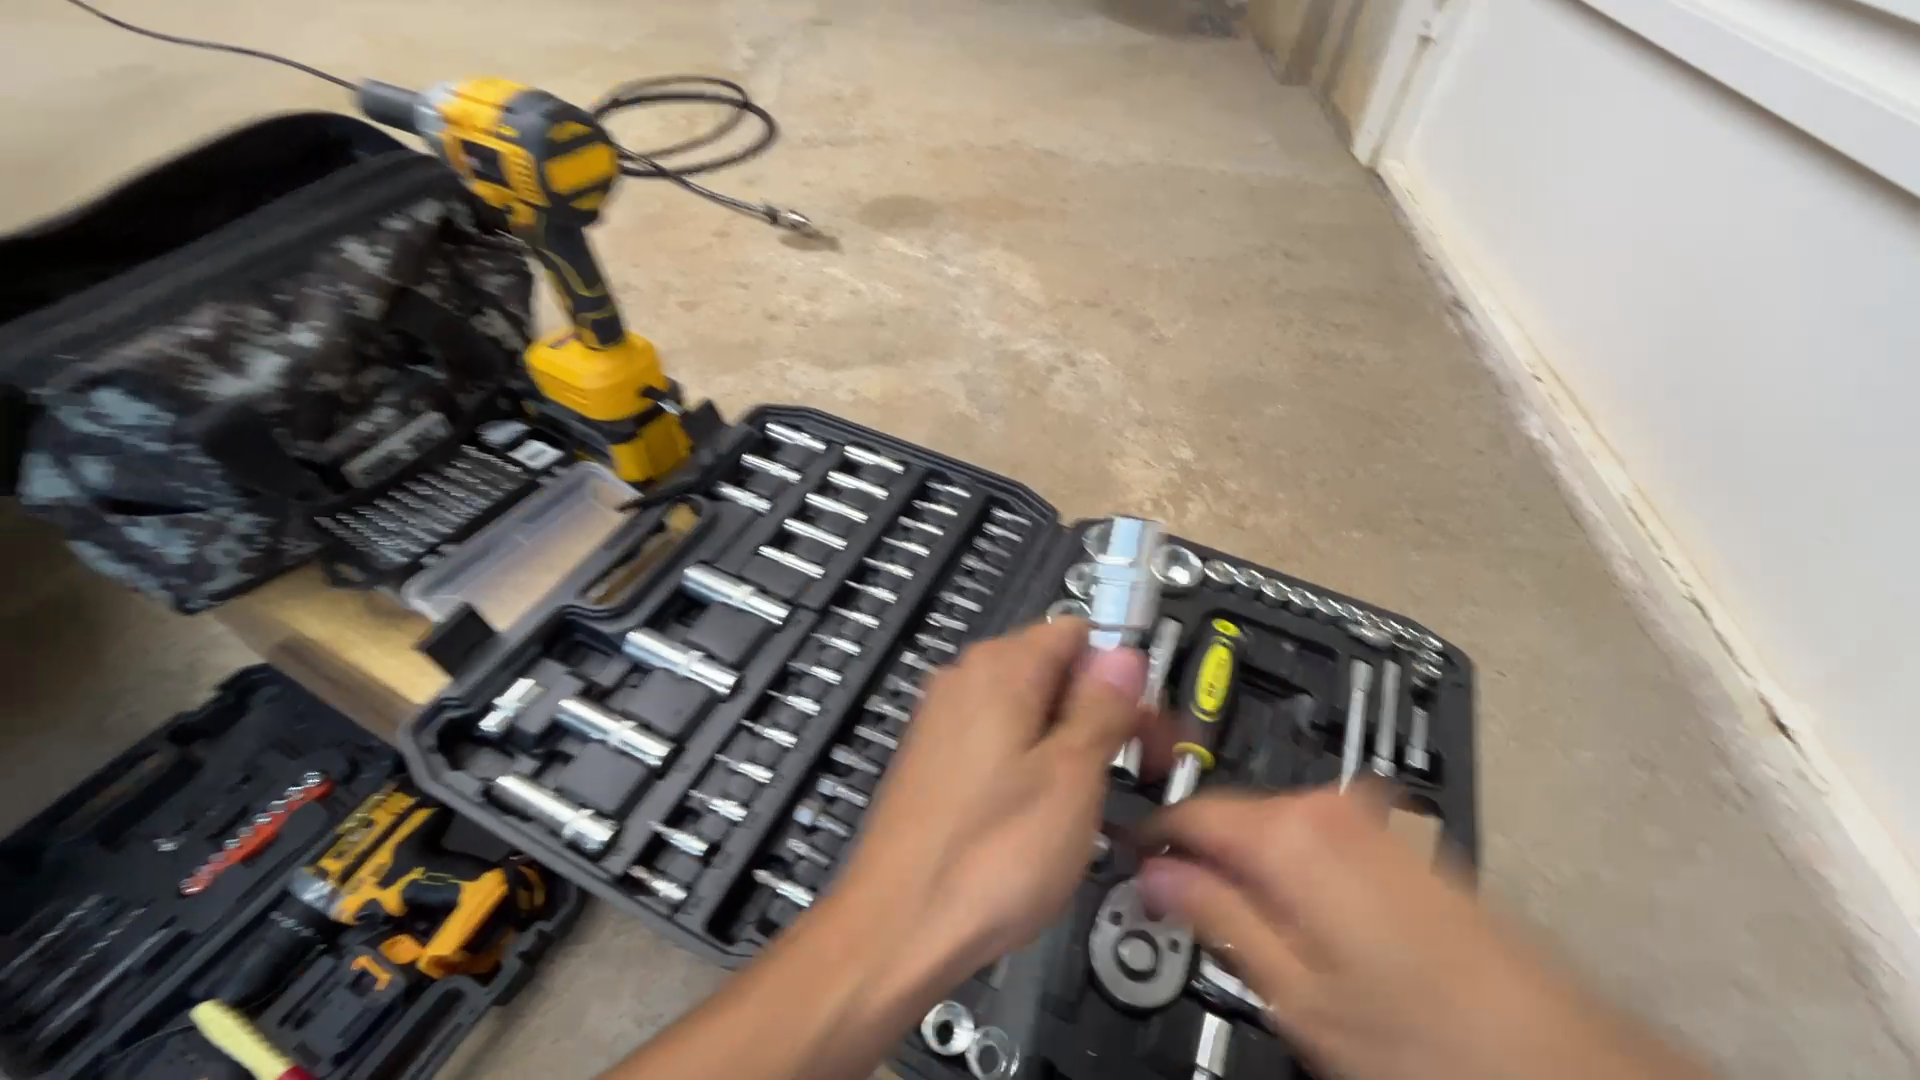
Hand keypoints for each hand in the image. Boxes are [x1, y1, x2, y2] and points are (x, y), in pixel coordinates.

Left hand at [830, 617, 1146, 998]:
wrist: (898, 929)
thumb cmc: (987, 858)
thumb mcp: (1071, 776)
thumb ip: (1103, 705)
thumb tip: (1124, 656)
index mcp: (999, 669)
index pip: (1080, 634)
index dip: (1124, 677)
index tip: (1148, 728)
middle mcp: (963, 683)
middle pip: (1053, 671)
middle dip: (1099, 712)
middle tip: (1130, 772)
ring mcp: (943, 723)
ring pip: (1027, 712)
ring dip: (1067, 745)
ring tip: (1084, 805)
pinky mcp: (934, 764)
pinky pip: (997, 744)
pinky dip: (1029, 767)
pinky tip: (1040, 818)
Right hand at [1138, 789, 1719, 1079]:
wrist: (1559, 1061)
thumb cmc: (1431, 1042)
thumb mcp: (1294, 991)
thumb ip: (1215, 917)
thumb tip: (1159, 878)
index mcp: (1294, 833)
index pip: (1190, 811)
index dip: (1153, 840)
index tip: (1134, 866)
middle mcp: (1335, 807)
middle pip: (1234, 814)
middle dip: (1205, 858)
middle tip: (1186, 914)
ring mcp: (1374, 819)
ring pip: (1276, 825)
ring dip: (1251, 868)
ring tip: (1251, 935)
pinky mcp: (1401, 840)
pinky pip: (1319, 837)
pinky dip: (1296, 871)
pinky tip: (1311, 930)